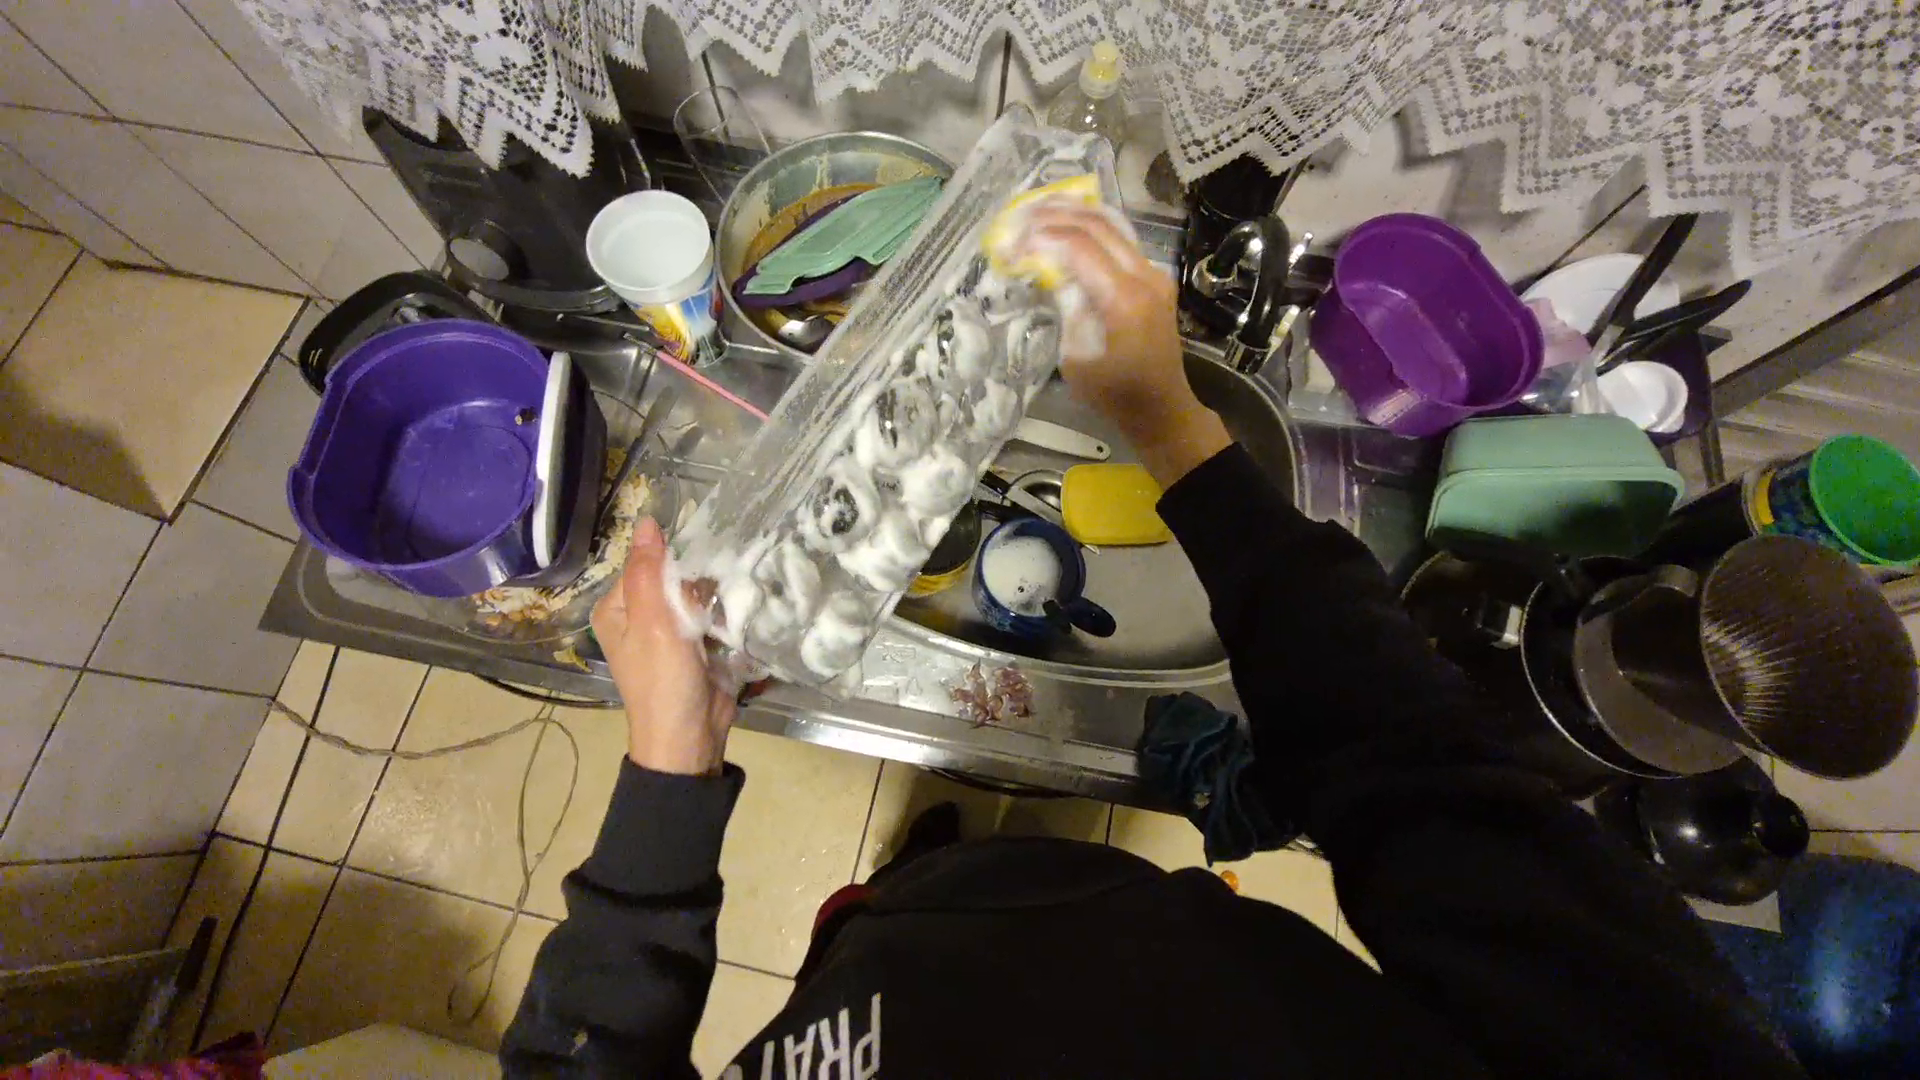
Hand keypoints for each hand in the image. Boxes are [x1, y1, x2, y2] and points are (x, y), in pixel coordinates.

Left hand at [592, 518, 734, 775]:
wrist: (690, 736)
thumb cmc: (663, 680)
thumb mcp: (652, 622)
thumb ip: (649, 572)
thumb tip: (646, 520)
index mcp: (617, 609)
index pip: (647, 563)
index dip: (674, 560)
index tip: (702, 564)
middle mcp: (640, 617)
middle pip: (674, 578)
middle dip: (699, 578)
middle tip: (722, 582)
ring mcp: (670, 633)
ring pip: (697, 596)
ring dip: (717, 595)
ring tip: (736, 594)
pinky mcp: (698, 647)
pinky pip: (712, 617)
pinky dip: (726, 614)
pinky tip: (741, 613)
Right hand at [1019, 203, 1231, 486]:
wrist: (1161, 408)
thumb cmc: (1115, 394)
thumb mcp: (1076, 359)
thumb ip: (1065, 310)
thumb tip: (1048, 275)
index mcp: (1125, 300)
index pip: (1079, 247)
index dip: (1042, 238)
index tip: (1012, 241)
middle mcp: (1146, 276)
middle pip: (1098, 225)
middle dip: (1055, 216)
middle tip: (1019, 217)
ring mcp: (1155, 273)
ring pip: (1113, 224)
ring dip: (1075, 214)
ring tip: (1040, 209)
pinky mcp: (1154, 278)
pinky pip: (1122, 240)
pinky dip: (1092, 228)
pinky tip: (1068, 223)